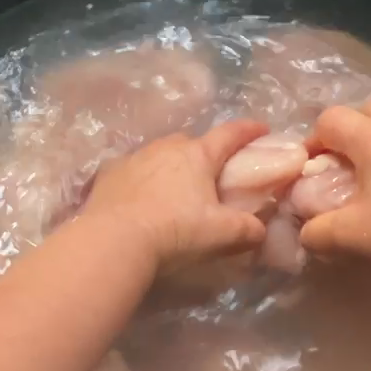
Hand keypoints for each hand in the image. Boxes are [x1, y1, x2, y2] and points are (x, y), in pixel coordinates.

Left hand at [80, 120, 269, 271]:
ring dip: (168, 166)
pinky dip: (139, 180)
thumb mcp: (221, 234)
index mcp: (197, 154)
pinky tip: (139, 197)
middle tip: (210, 173)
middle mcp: (164, 147)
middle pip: (191, 142)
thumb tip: (259, 230)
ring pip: (158, 155)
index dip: (249, 130)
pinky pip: (130, 171)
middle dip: (203, 153)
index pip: (230, 134)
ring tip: (172, 188)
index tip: (262, 129)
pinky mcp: (107, 175)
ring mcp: (133, 158)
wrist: (113, 241)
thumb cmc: (174, 232)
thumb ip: (247, 229)